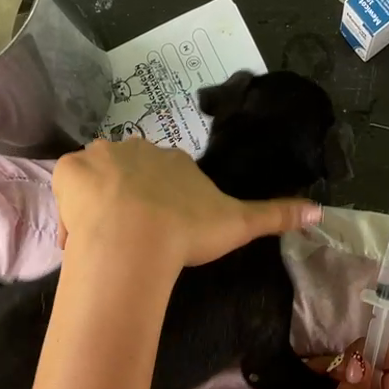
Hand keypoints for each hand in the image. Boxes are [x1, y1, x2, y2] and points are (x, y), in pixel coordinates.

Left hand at [52, 136, 321, 270]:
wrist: (136, 239)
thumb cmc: (188, 231)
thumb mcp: (239, 224)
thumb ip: (275, 215)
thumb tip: (320, 210)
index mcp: (174, 160)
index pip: (170, 174)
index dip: (167, 202)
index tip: (166, 230)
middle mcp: (137, 149)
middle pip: (133, 172)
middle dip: (132, 199)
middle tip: (135, 238)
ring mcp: (99, 158)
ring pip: (98, 176)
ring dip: (100, 200)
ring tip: (108, 238)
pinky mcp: (68, 172)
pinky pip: (68, 186)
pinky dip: (72, 207)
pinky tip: (83, 232)